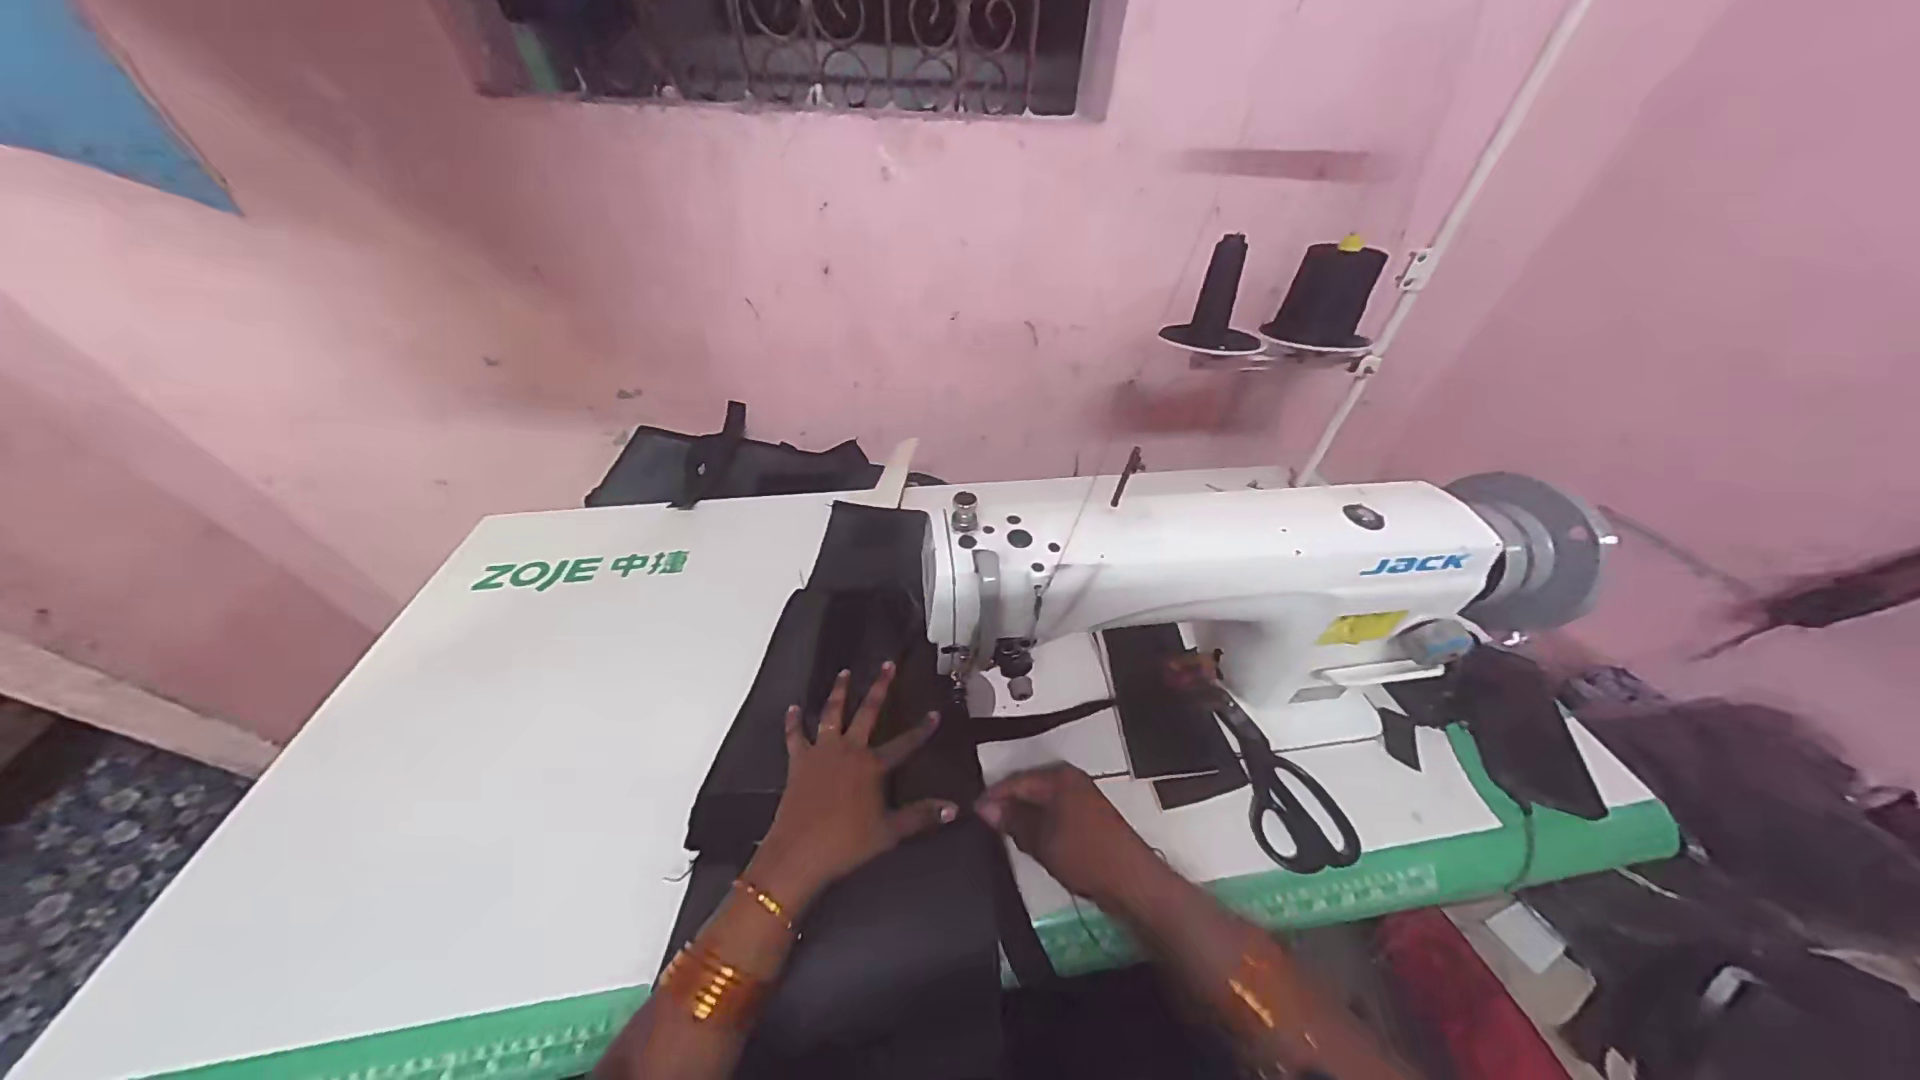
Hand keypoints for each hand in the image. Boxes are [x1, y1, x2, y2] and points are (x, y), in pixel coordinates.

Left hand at [750, 663, 954, 907]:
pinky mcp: (799, 762)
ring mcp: (821, 753)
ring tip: (844, 673)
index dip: (922, 729)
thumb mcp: (889, 832)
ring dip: (839, 692)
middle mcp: (848, 751)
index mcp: (871, 766)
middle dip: (880, 687)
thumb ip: (921, 816)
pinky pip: (795, 735)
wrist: (798, 853)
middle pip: (868, 711)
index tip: (934, 714)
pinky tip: (792, 709)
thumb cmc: (844, 844)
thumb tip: (952, 809)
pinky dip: (793, 721)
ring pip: (832, 713)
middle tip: (887, 666)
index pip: (905, 744)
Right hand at [975, 764, 1166, 906]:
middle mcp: (1072, 780)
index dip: (993, 797)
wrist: (1132, 882)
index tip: (974, 812)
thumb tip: (986, 809)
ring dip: (1026, 817)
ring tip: (1010, 837)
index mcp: (1059, 777)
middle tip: (990, 826)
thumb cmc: (1086, 856)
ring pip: (1042, 802)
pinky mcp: (1089, 815)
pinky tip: (1035, 842)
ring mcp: (1083, 797)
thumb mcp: (1040, 839)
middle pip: (1029, 788)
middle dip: (1009, 806)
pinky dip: (1042, 824)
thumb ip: (1011, 820)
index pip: (1015, 781)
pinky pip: (1055, 812)